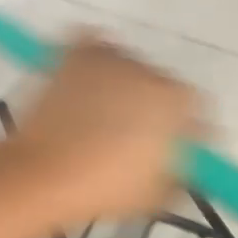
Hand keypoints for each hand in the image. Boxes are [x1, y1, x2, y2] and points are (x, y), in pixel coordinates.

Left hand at [0, 34, 197, 223]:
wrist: (43, 169)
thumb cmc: (102, 186)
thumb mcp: (157, 191)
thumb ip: (179, 170)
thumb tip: (179, 162)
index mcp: (176, 101)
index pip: (194, 105)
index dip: (185, 126)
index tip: (174, 142)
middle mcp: (147, 71)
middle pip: (158, 82)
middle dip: (150, 103)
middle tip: (131, 128)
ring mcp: (108, 59)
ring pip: (125, 64)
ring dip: (121, 81)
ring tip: (102, 107)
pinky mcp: (73, 55)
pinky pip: (91, 46)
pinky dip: (92, 58)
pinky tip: (85, 78)